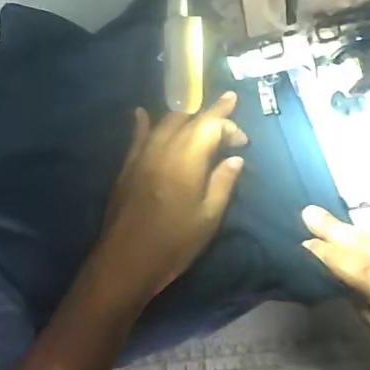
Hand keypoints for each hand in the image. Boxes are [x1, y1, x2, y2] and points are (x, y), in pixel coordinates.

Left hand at [92, 90, 248, 302]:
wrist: (126, 260)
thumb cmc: (174, 242)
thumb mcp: (209, 217)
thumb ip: (222, 183)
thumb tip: (235, 159)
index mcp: (187, 157)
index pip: (211, 125)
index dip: (229, 126)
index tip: (243, 142)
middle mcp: (163, 148)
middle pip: (187, 118)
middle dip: (209, 113)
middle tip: (227, 108)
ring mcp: (141, 156)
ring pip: (163, 124)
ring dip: (183, 116)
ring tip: (197, 112)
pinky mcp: (127, 168)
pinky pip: (137, 137)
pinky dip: (143, 123)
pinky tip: (141, 113)